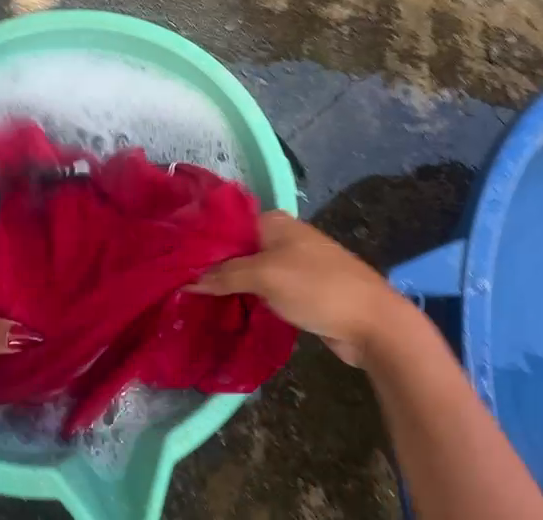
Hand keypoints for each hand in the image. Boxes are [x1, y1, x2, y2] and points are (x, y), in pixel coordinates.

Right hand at [189, 211, 413, 367]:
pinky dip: (246, 299)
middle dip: (210, 265)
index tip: (171, 258)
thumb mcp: (266, 276)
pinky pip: (263, 292)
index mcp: (274, 222)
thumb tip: (187, 280)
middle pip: (236, 249)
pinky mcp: (299, 292)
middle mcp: (282, 238)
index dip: (201, 240)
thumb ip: (225, 275)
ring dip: (227, 285)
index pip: (227, 223)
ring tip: (191, 301)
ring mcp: (292, 265)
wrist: (370, 321)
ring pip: (249, 272)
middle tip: (175, 285)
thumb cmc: (317, 287)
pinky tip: (224, 312)